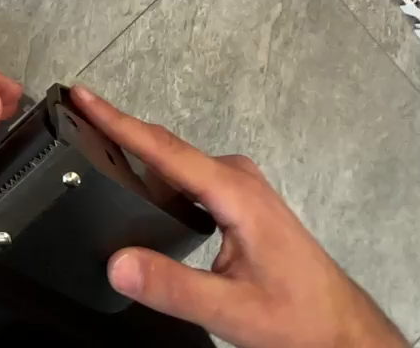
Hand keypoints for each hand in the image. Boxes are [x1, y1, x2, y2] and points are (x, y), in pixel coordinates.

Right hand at [71, 87, 407, 347]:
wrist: (345, 333)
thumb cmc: (299, 320)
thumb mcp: (234, 312)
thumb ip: (172, 287)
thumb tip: (115, 262)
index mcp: (233, 191)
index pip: (162, 147)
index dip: (117, 119)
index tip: (81, 94)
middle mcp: (235, 175)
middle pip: (164, 146)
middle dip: (118, 129)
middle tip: (74, 117)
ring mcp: (238, 184)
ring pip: (175, 162)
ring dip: (136, 153)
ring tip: (94, 147)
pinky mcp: (238, 197)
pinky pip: (186, 176)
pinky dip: (156, 174)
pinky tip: (138, 187)